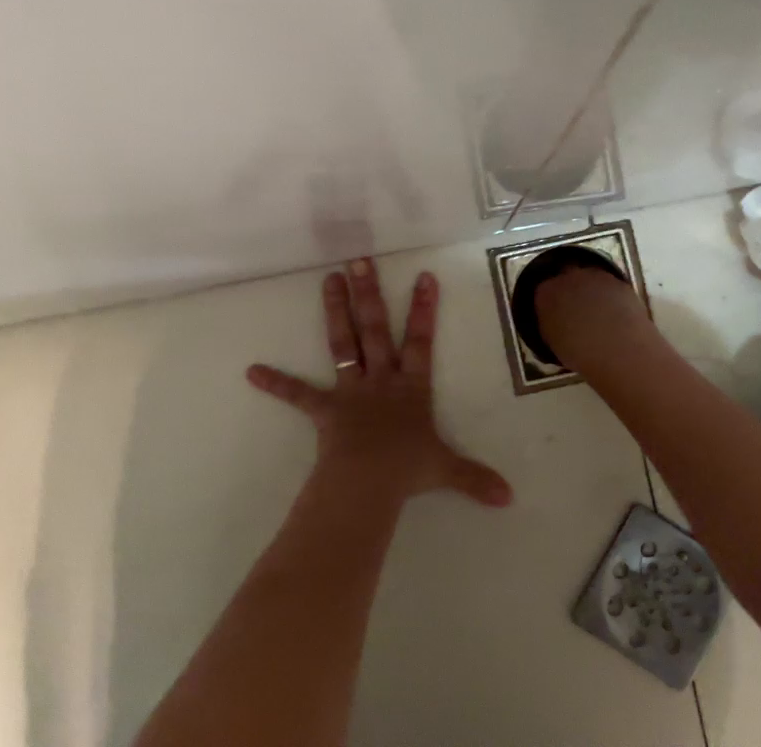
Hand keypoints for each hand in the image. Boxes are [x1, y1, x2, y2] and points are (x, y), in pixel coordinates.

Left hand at [247, 258, 513, 507]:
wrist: (368, 483)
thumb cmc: (407, 470)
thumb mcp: (448, 471)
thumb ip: (476, 479)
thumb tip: (509, 499)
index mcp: (412, 387)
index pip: (420, 340)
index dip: (423, 309)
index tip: (423, 275)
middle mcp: (381, 379)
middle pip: (374, 328)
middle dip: (369, 294)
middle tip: (359, 260)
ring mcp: (351, 391)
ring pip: (343, 344)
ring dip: (335, 312)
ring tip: (328, 280)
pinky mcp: (325, 410)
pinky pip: (298, 395)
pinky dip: (276, 383)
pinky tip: (251, 371)